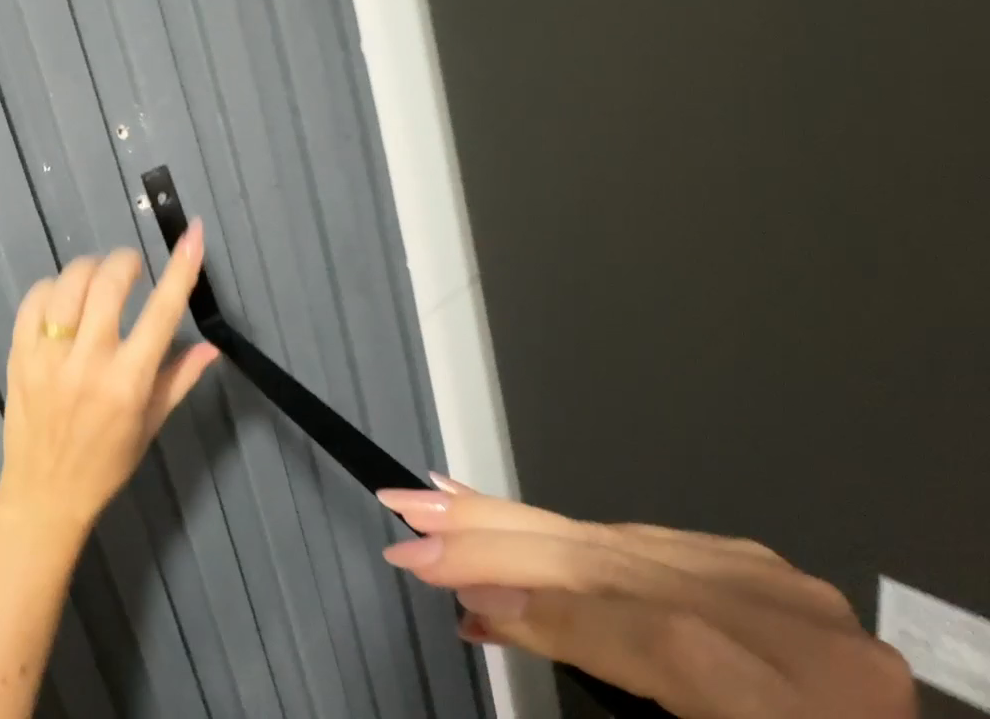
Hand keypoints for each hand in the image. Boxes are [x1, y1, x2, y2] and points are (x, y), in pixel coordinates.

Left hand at [0, 221, 220, 543]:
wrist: (44, 494)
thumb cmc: (106, 463)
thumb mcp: (150, 425)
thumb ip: (180, 380)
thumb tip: (212, 347)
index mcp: (128, 381)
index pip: (162, 311)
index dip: (182, 267)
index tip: (193, 233)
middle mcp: (88, 361)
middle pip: (108, 283)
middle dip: (126, 261)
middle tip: (131, 268)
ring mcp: (47, 356)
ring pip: (68, 284)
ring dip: (89, 270)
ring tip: (97, 282)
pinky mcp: (17, 355)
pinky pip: (32, 301)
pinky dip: (51, 287)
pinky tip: (62, 298)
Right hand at [377, 480, 915, 718]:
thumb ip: (596, 667)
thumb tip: (486, 607)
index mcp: (801, 707)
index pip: (659, 638)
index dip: (551, 609)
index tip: (457, 596)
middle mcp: (802, 632)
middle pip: (629, 570)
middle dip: (502, 541)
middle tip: (408, 520)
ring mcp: (782, 587)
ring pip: (620, 541)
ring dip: (510, 524)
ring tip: (431, 510)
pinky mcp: (755, 566)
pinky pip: (638, 539)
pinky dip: (559, 528)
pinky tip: (503, 517)